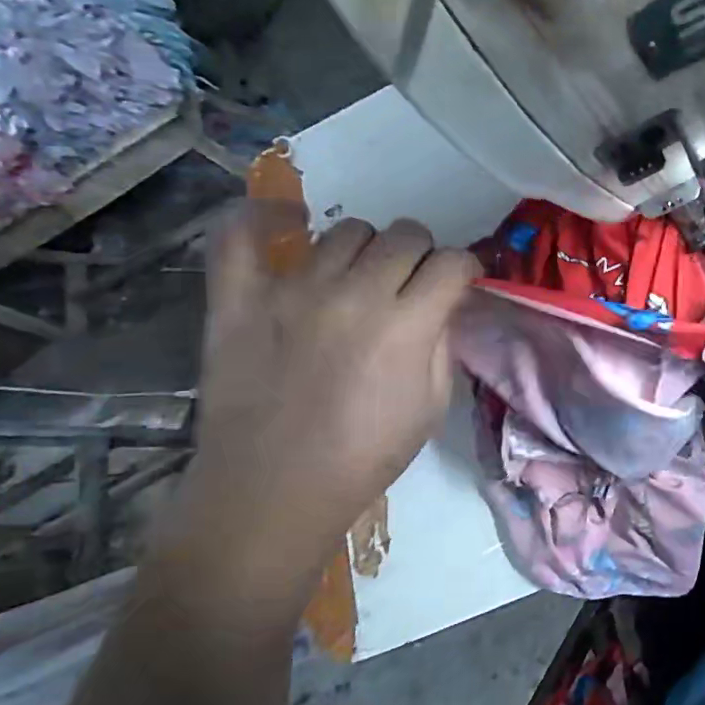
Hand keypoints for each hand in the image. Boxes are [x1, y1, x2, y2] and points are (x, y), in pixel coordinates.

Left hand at [151, 202, 480, 608]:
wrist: (274, 488)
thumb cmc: (368, 453)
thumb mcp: (433, 403)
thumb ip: (442, 342)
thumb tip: (443, 304)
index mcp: (407, 323)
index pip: (453, 262)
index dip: (466, 269)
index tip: (461, 283)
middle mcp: (354, 293)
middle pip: (406, 235)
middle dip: (423, 255)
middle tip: (414, 283)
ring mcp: (292, 290)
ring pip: (347, 231)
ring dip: (368, 248)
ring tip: (360, 276)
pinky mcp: (239, 298)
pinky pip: (242, 233)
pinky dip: (265, 217)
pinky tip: (288, 221)